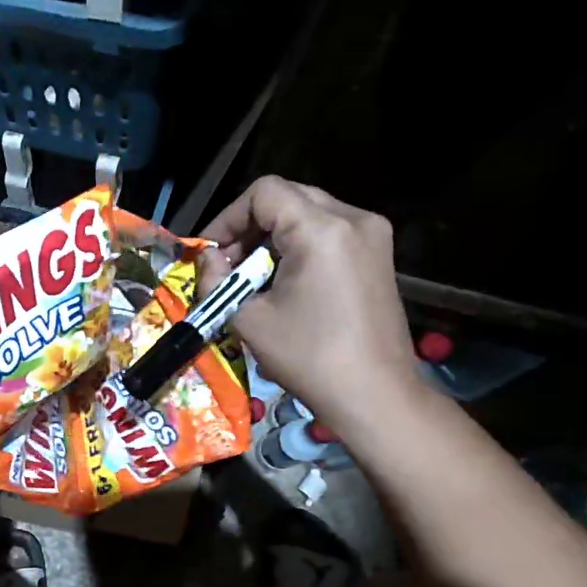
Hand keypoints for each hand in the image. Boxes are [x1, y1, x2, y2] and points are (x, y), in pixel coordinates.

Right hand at [198, 177, 420, 430]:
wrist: (374, 393)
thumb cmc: (308, 357)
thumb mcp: (248, 320)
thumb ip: (218, 281)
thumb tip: (208, 259)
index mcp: (321, 230)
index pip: (264, 192)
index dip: (227, 218)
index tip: (210, 253)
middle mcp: (353, 219)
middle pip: (288, 197)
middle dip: (248, 226)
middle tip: (227, 265)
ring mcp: (372, 235)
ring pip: (309, 212)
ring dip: (272, 236)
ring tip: (252, 277)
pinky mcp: (378, 255)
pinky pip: (329, 232)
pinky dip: (298, 246)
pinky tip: (284, 282)